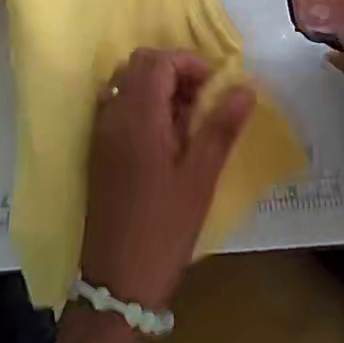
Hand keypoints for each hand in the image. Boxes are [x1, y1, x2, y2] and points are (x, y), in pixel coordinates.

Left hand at [81, 48, 254, 310]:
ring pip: (126, 84)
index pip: (157, 62)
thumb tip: (245, 87)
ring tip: (189, 121)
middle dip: (175, 71)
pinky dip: (144, 106)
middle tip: (204, 101)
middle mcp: (112, 116)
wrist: (118, 280)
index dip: (189, 63)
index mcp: (137, 117)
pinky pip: (119, 107)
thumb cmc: (165, 227)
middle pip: (138, 66)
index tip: (215, 87)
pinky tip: (167, 139)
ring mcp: (100, 133)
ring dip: (159, 88)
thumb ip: (222, 126)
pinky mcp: (98, 151)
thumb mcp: (201, 176)